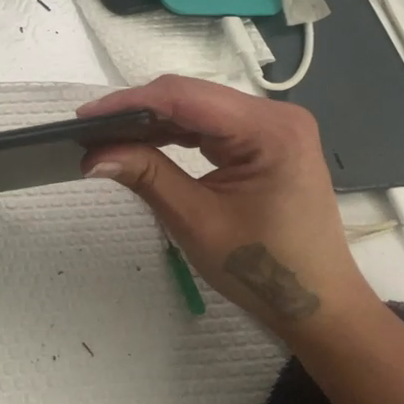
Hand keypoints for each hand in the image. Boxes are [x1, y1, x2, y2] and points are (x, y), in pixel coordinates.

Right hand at [81, 76, 403, 403]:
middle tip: (89, 129)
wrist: (319, 307)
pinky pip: (208, 122)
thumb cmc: (264, 269)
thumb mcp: (195, 220)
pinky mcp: (264, 139)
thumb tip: (92, 153)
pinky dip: (173, 131)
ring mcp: (273, 125)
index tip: (84, 117)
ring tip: (108, 135)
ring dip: (152, 120)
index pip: (185, 98)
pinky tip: (143, 141)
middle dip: (137, 110)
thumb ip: (145, 174)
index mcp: (271, 130)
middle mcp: (276, 115)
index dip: (130, 103)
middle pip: (190, 95)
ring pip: (195, 105)